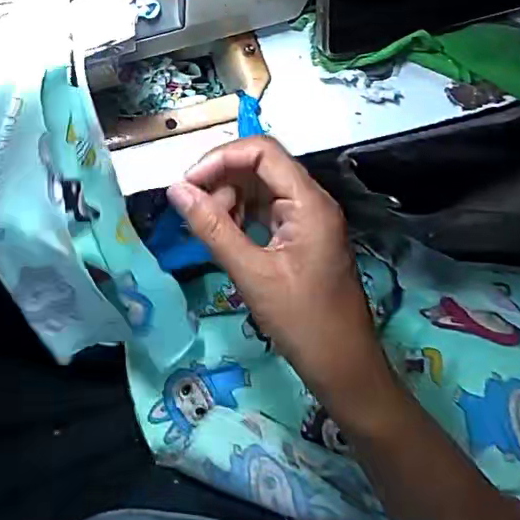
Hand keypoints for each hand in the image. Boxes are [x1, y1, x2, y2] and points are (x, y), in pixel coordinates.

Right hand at [166, 136, 402, 427]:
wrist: (344, 367)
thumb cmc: (303, 321)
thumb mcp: (251, 272)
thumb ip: (211, 226)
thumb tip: (175, 190)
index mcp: (308, 203)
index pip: (261, 151)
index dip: (220, 158)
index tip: (188, 184)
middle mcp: (310, 201)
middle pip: (258, 164)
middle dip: (220, 179)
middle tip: (194, 210)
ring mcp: (305, 218)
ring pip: (257, 186)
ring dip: (226, 197)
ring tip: (208, 228)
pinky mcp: (298, 235)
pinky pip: (262, 208)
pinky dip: (237, 214)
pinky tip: (223, 235)